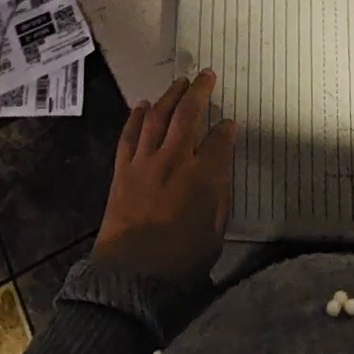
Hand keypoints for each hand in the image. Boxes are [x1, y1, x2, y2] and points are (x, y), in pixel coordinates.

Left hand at [93, 70, 237, 287]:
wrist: (131, 278)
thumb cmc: (181, 261)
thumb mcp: (215, 231)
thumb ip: (219, 193)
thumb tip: (221, 165)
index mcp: (202, 176)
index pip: (219, 139)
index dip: (227, 129)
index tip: (231, 123)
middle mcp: (173, 160)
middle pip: (187, 115)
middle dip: (199, 91)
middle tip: (206, 75)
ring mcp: (145, 162)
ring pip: (157, 117)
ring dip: (170, 96)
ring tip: (179, 82)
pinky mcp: (123, 170)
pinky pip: (129, 135)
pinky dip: (136, 117)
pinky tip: (143, 105)